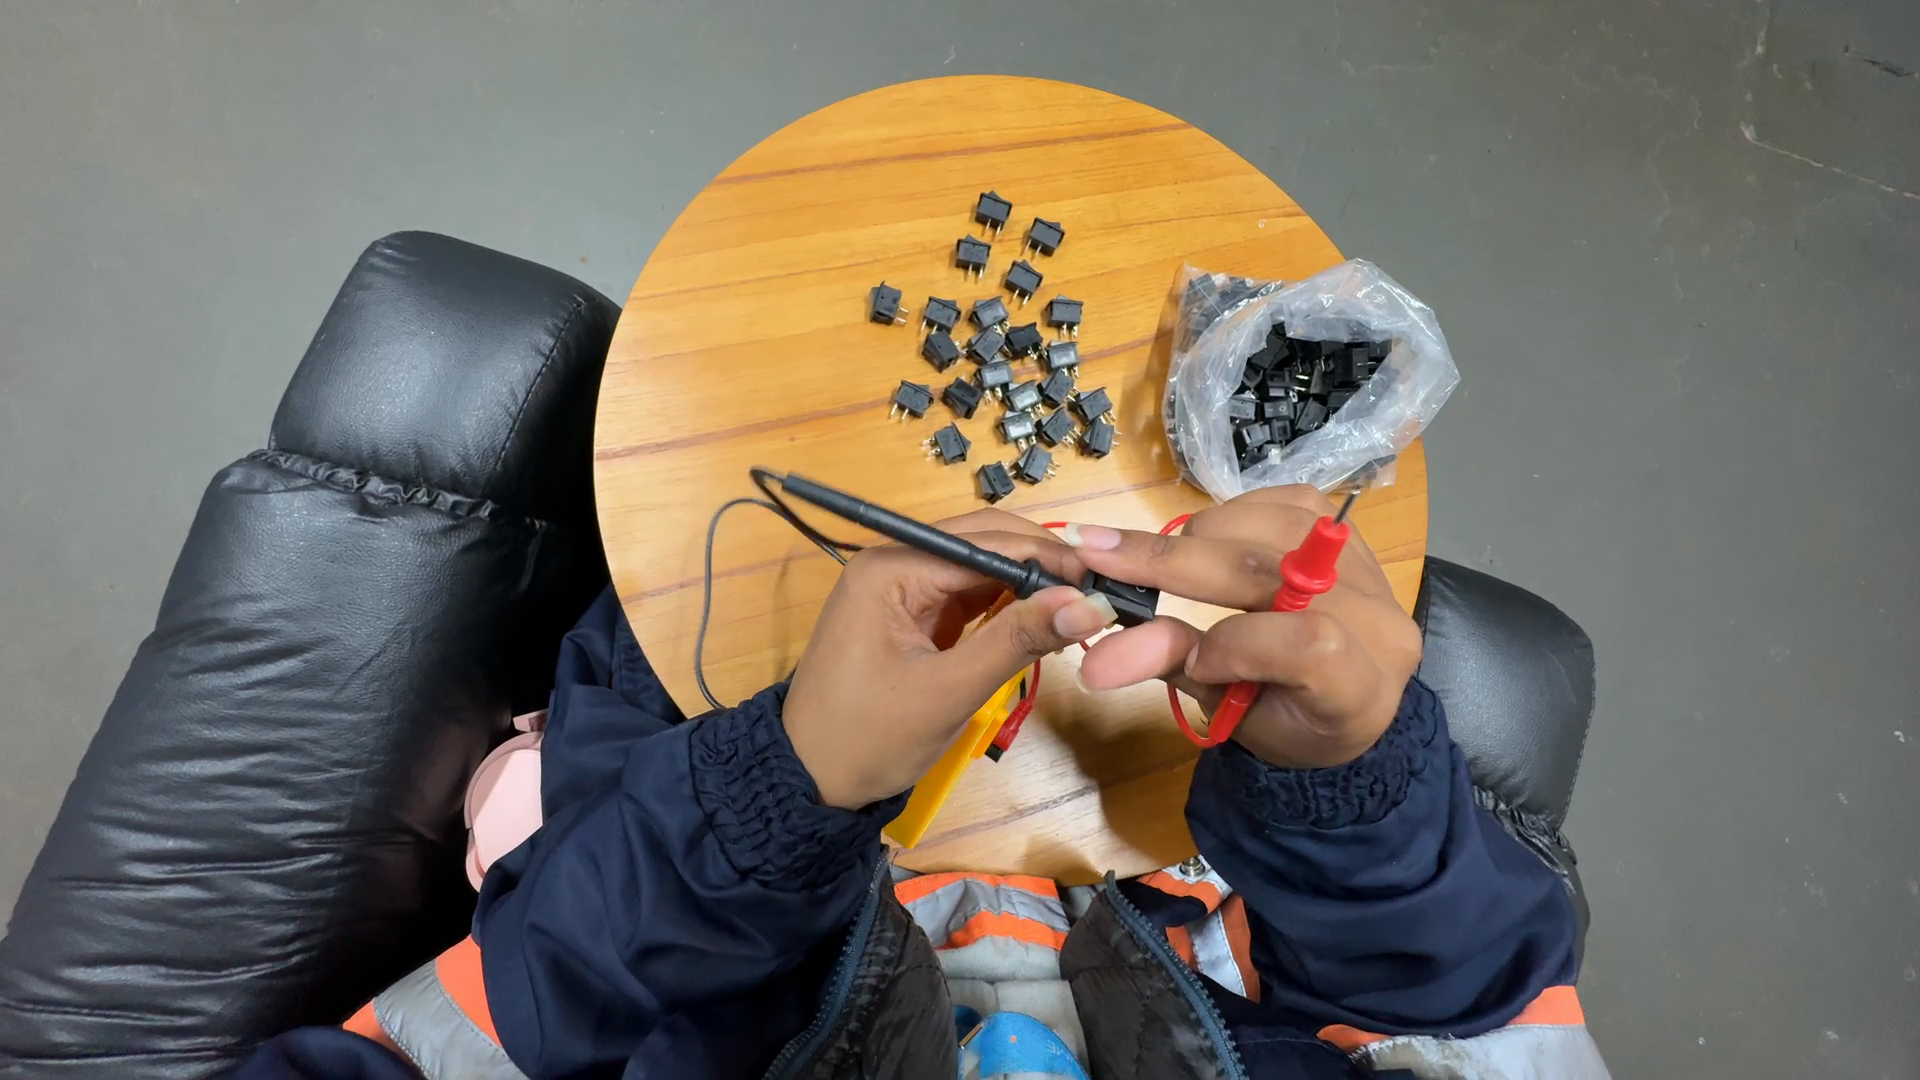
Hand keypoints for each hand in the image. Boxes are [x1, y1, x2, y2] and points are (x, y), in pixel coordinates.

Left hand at [784, 510, 1117, 808]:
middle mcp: (895, 560)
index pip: (981, 542)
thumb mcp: (947, 691)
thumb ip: (1016, 640)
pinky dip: (1004, 604)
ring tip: (1076, 604)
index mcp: (891, 567)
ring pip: (978, 566)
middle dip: (1037, 562)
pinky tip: (1039, 617)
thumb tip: (1088, 603)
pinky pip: (967, 593)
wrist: (810, 779)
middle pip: (980, 542)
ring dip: (1025, 582)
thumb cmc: (868, 737)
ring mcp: (902, 584)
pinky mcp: (912, 610)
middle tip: (1093, 591)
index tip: (1099, 579)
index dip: (1044, 556)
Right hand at [1064, 486, 1421, 767]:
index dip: (1236, 645)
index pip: (1308, 646)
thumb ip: (1170, 668)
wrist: (1337, 698)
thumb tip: (1094, 654)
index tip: (1192, 661)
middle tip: (1091, 549)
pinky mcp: (1348, 532)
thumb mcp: (1227, 712)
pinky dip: (1229, 513)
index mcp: (1359, 687)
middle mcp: (1378, 618)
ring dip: (1198, 534)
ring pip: (1271, 525)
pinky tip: (1208, 538)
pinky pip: (1284, 500)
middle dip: (1169, 558)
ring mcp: (1368, 568)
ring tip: (1165, 560)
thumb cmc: (1282, 719)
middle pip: (1270, 570)